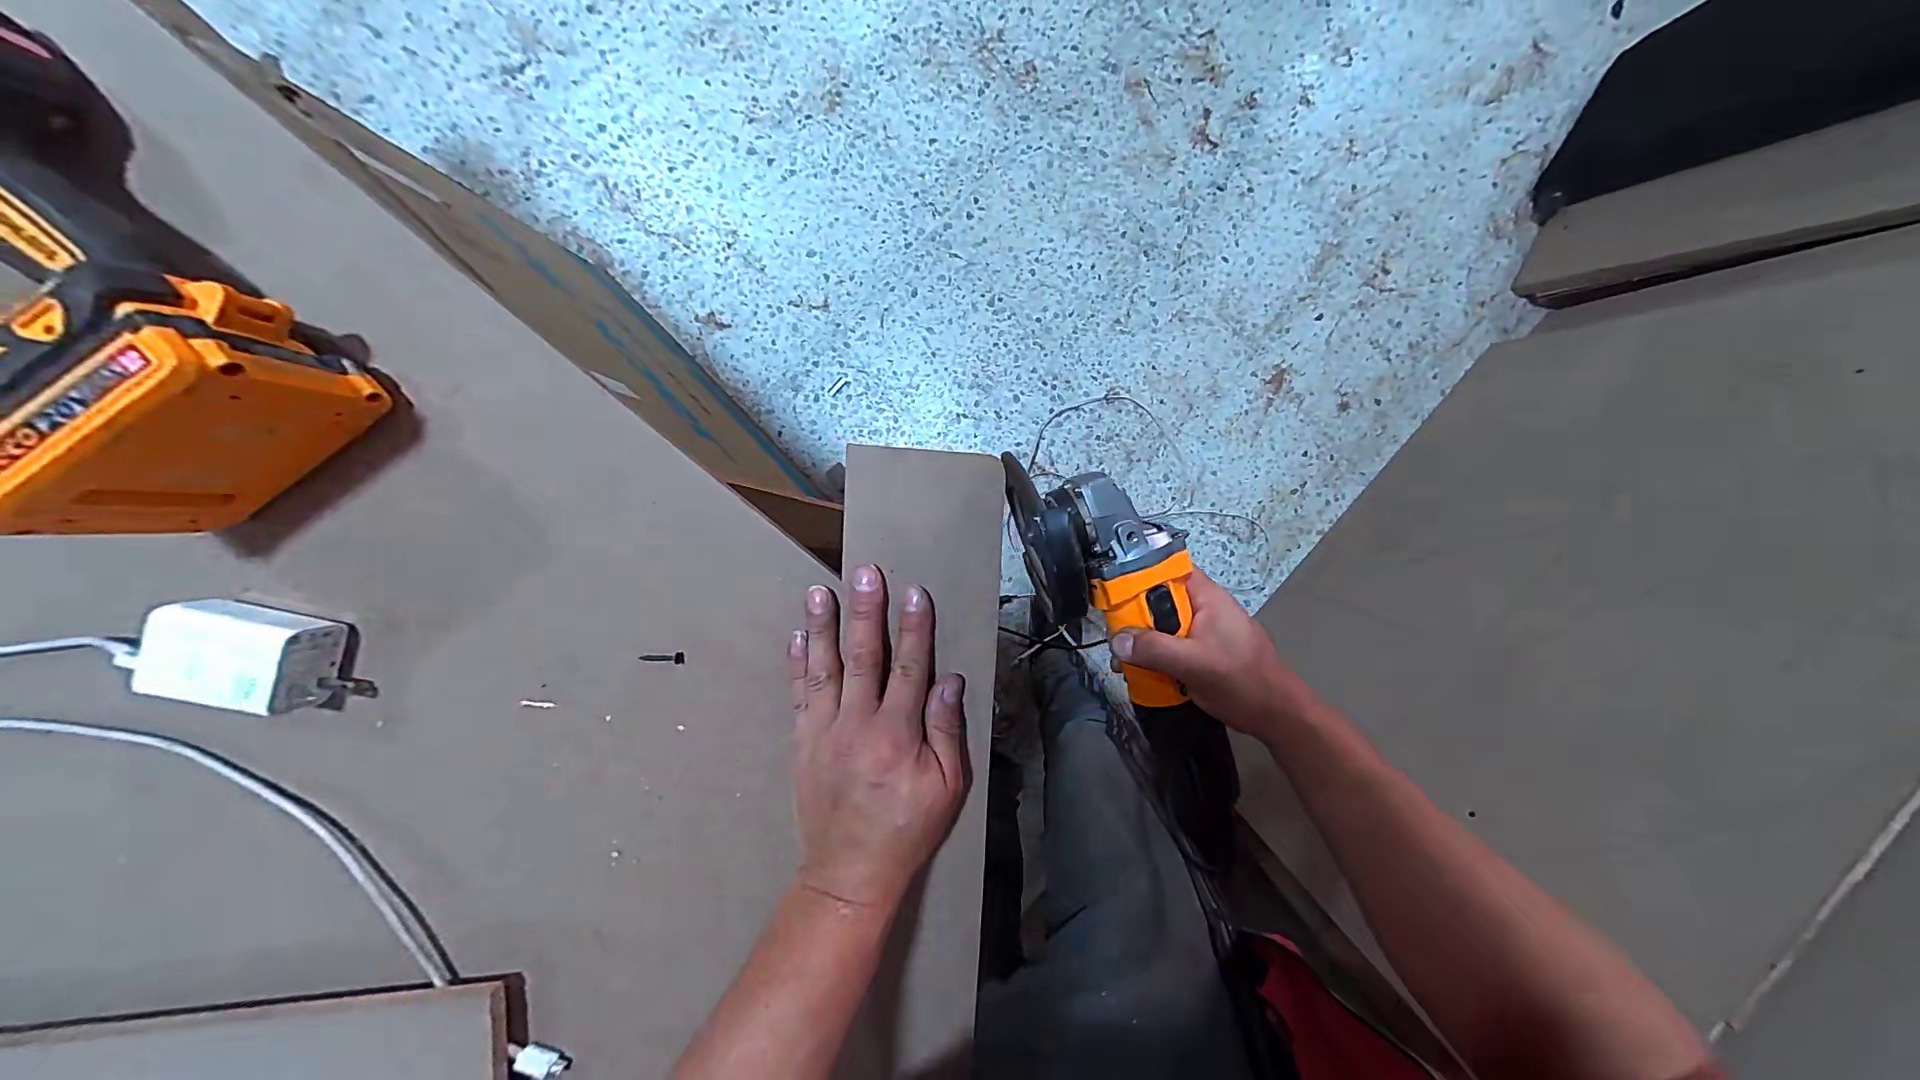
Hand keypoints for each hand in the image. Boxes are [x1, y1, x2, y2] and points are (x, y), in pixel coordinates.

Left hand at [788, 564, 969, 911]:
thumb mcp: (946, 788)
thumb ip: (946, 731)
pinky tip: (799, 635)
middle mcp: (858, 724)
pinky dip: (798, 662)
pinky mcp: (802, 740)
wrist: (848, 871)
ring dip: (824, 626)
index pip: (910, 668)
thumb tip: (949, 681)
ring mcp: (824, 730)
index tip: (915, 593)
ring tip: (820, 591)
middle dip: (866, 611)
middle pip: (864, 656)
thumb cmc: (906, 829)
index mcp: (897, 735)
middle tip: (865, 574)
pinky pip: (800, 693)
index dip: (915, 628)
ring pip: (825, 667)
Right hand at [1109, 568, 1318, 741]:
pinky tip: (1144, 675)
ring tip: (1124, 664)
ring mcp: (1204, 631)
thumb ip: (1155, 649)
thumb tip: (1116, 641)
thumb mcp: (1195, 664)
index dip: (1138, 574)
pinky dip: (1156, 658)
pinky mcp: (1203, 652)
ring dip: (1143, 644)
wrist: (1279, 717)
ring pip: (1162, 627)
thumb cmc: (1243, 682)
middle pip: (1159, 600)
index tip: (1112, 593)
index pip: (1168, 568)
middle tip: (1116, 639)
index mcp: (1206, 597)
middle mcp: (1203, 608)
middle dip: (1134, 619)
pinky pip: (1171, 647)